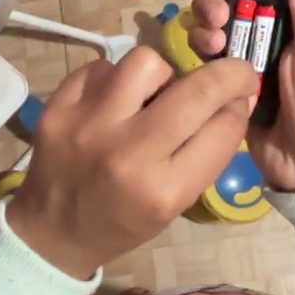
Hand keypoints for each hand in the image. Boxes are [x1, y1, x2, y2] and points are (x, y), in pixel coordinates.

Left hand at [7, 49, 259, 277]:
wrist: (51, 233)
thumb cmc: (123, 221)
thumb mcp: (175, 202)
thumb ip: (208, 151)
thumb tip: (236, 96)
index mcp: (163, 190)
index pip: (223, 128)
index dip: (241, 104)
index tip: (243, 94)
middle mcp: (127, 155)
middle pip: (195, 90)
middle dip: (227, 73)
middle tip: (231, 72)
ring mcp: (87, 126)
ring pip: (145, 62)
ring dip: (162, 73)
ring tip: (154, 94)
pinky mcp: (58, 108)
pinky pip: (101, 67)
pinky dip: (115, 78)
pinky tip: (114, 100)